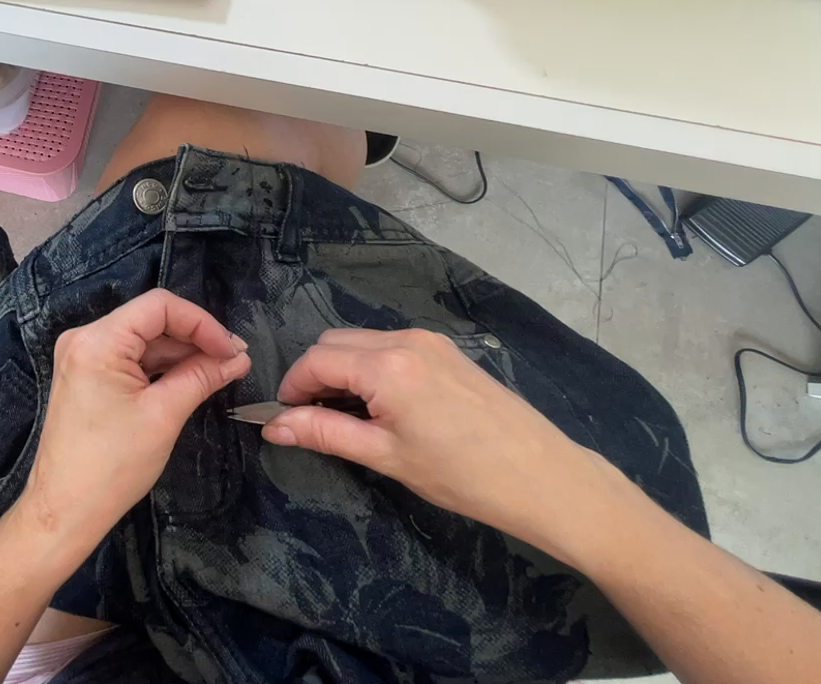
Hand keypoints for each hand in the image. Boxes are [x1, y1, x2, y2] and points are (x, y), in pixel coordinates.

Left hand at [16, 290, 250, 555]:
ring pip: (142, 338)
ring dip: (180, 352)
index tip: (232, 350)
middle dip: (194, 337)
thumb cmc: (114, 465)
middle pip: (150, 319)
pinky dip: (160, 365)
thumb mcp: (164, 415)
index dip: (201, 322)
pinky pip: (129, 357)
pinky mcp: (86, 373)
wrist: (65, 508)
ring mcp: (82, 355)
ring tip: (220, 370)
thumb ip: (201, 376)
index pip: (159, 306)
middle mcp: (84, 337)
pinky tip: (190, 377)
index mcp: (97, 340)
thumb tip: (237, 357)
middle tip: (234, 361)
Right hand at [263, 328, 620, 544]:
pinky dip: (370, 366)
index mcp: (386, 365)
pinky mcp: (445, 350)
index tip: (285, 417)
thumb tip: (272, 427)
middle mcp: (403, 340)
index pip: (315, 359)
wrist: (548, 480)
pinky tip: (384, 404)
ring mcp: (428, 341)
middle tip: (316, 418)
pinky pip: (389, 346)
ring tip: (351, 415)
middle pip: (333, 342)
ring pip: (360, 342)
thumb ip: (324, 433)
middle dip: (315, 375)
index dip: (292, 387)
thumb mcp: (385, 457)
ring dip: (342, 369)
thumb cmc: (463, 476)